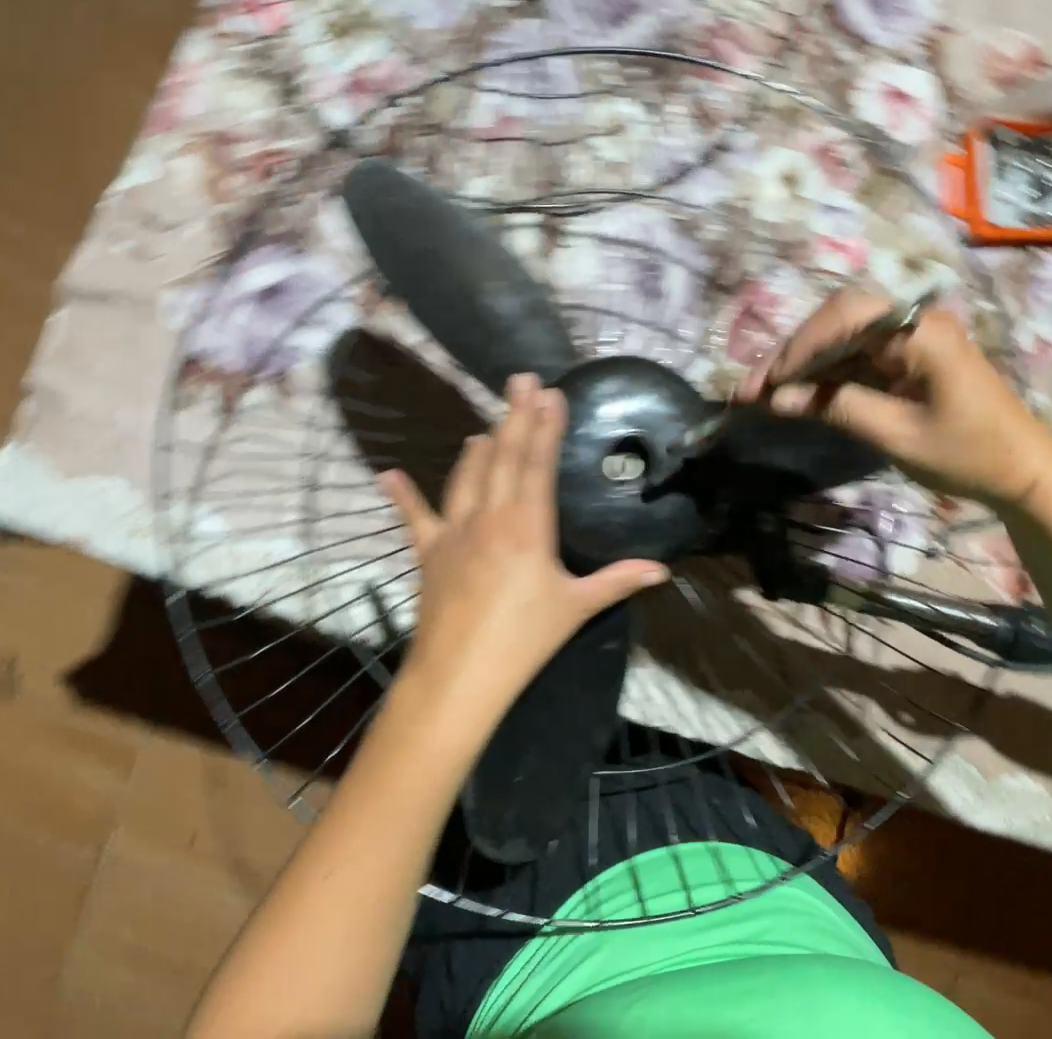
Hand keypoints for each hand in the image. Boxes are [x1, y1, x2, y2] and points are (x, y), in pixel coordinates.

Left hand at [378, 374, 669, 715]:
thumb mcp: (576, 608)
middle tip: (520, 379)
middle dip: (514, 416)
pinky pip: (414, 518)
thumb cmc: (524, 639)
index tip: (550, 393)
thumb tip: (663, 570)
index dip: (545, 426)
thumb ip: (617, 582)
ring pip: (465, 476)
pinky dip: (403, 495)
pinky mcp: (428, 553)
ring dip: (479, 446)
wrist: (460, 672)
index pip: (537, 463)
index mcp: (527, 526)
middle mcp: (488, 516)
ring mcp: (453, 531)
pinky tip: (388, 474)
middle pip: (502, 457)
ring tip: (487, 423)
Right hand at [736, 287, 1051, 510]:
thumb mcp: (898, 434)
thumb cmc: (970, 454)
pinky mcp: (905, 362)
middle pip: (837, 322)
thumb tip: (778, 398)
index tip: (771, 383)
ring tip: (761, 395)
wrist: (1024, 473)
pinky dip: (822, 377)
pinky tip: (794, 396)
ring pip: (840, 340)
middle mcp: (913, 324)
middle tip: (750, 390)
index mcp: (920, 331)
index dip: (801, 345)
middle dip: (791, 354)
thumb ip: (837, 408)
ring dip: (801, 366)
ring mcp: (909, 342)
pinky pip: (854, 358)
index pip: (846, 315)